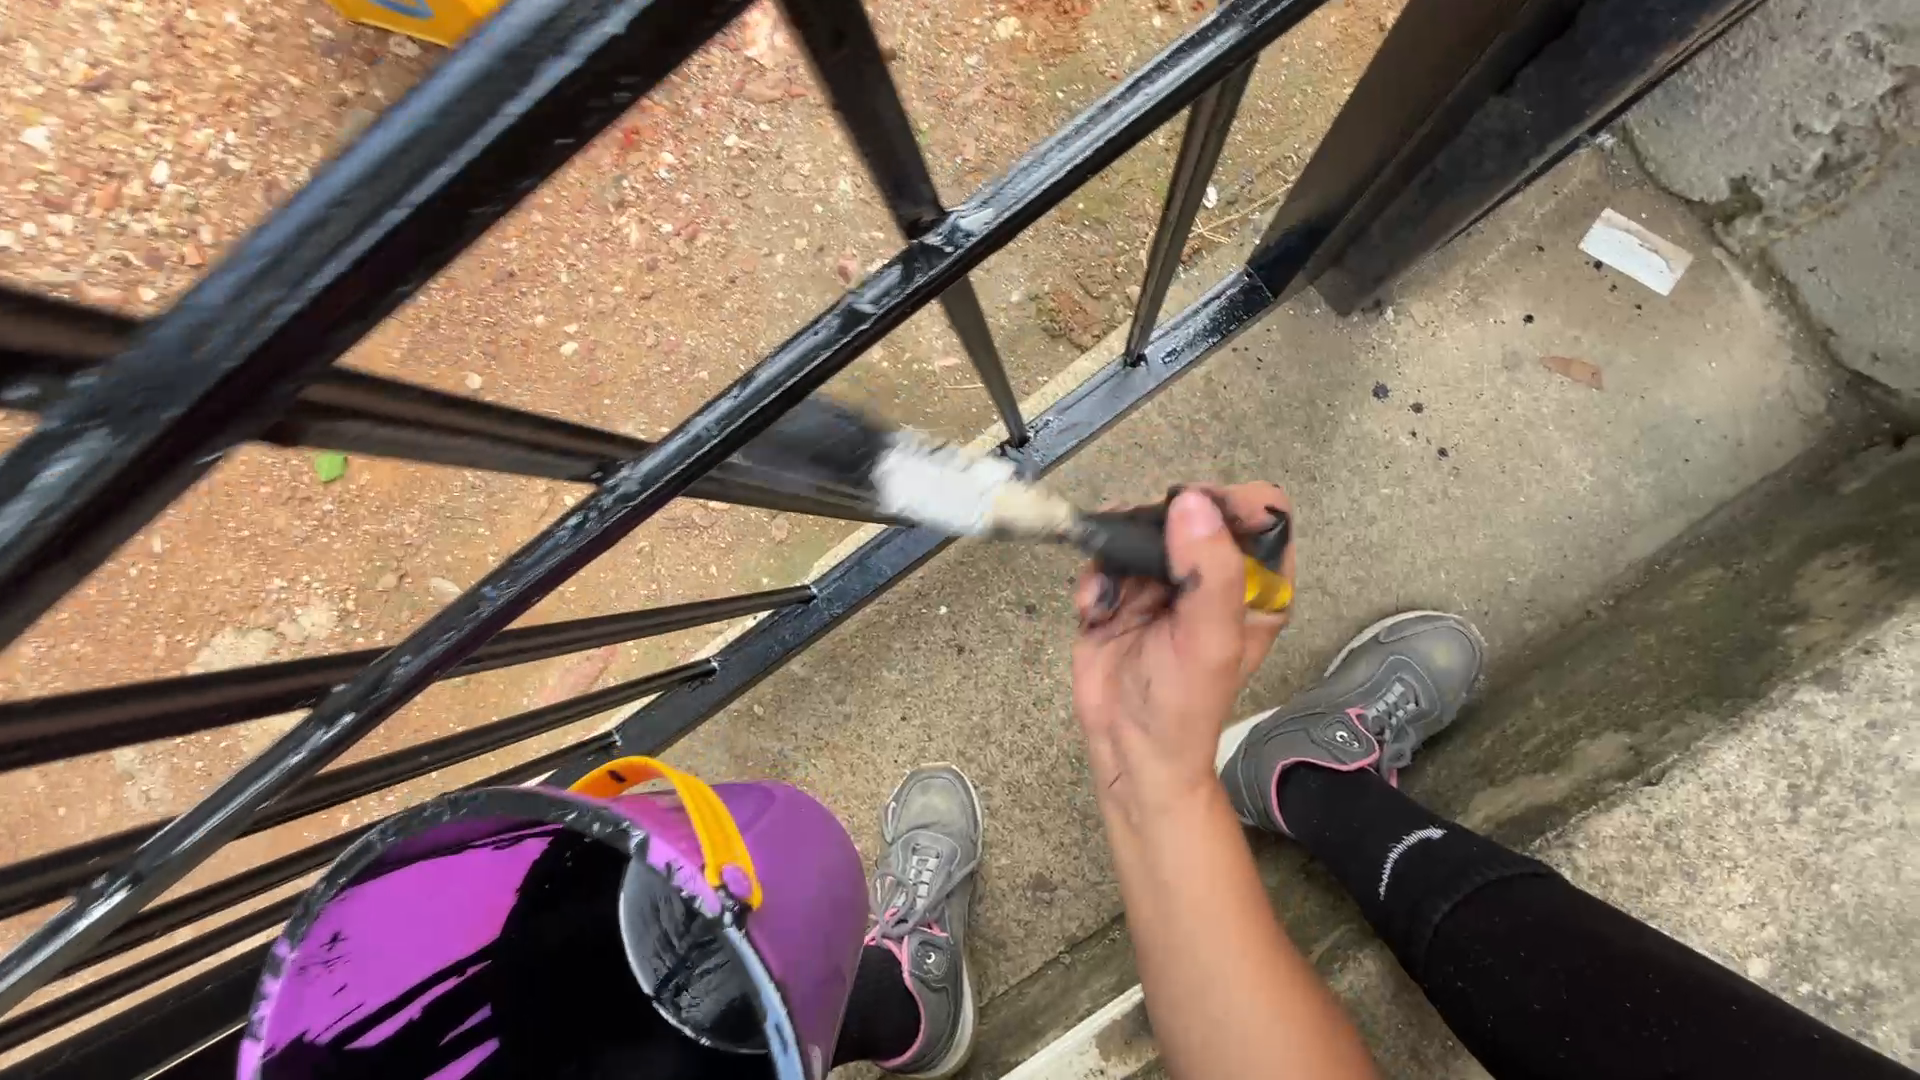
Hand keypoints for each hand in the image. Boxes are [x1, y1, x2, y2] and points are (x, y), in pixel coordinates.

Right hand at [1070, 484, 1293, 813]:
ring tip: (1106, 588)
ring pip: (1141, 527)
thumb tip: (1191, 502)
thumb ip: (1209, 571)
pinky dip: (1092, 578)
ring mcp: (1162, 581)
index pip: (1260, 514)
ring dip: (1116, 549)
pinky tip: (1092, 610)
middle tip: (1136, 548)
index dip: (1230, 504)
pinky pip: (1104, 558)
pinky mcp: (1120, 591)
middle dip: (1157, 523)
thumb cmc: (1183, 703)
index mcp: (1255, 584)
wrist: (1127, 746)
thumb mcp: (1210, 640)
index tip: (1190, 516)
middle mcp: (1210, 574)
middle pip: (1193, 509)